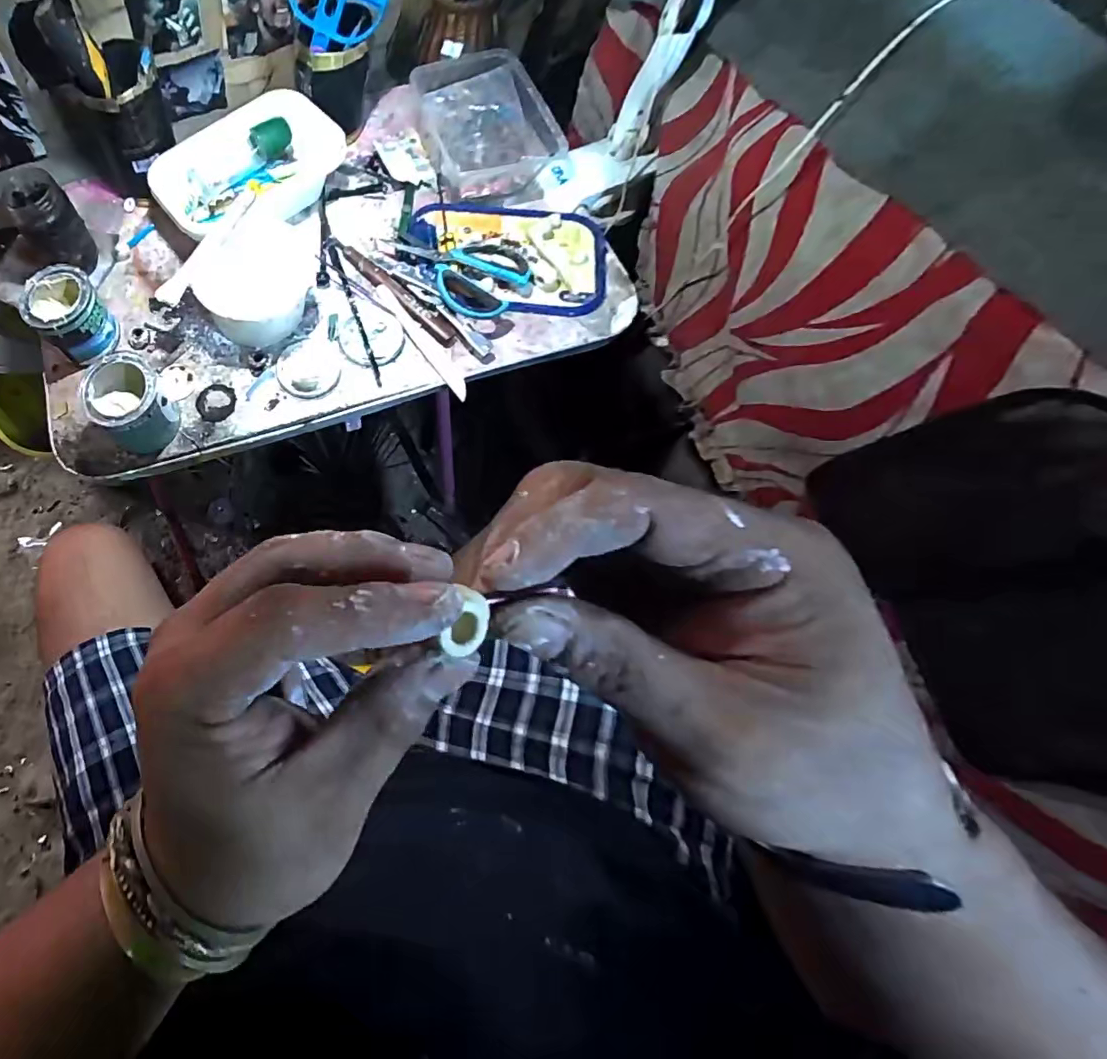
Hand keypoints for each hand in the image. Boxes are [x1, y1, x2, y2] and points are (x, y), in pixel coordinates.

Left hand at [131, 531, 480, 929]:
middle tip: (438, 569)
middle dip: (360, 561)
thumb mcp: (326, 803)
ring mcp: (188, 629)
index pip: (280, 620)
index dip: (368, 606)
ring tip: (420, 575)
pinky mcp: (209, 632)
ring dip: (347, 563)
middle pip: (271, 569)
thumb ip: (382, 722)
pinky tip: (376, 596)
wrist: (188, 867)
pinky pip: (268, 588)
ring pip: (270, 567)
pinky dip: (326, 584)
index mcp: (189, 688)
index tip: (448, 606)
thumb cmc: (250, 855)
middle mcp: (177, 641)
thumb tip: (451, 654)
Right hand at [464, 462, 961, 863]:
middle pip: (591, 492)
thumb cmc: (812, 784)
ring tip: (469, 601)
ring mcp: (669, 558)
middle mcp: (712, 536)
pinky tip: (493, 605)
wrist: (849, 826)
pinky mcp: (633, 586)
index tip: (492, 579)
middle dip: (521, 532)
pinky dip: (516, 577)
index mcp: (768, 552)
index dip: (557, 530)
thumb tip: (505, 617)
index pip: (642, 507)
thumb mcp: (715, 732)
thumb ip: (613, 662)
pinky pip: (558, 560)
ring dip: (508, 552)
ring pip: (562, 518)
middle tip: (469, 589)